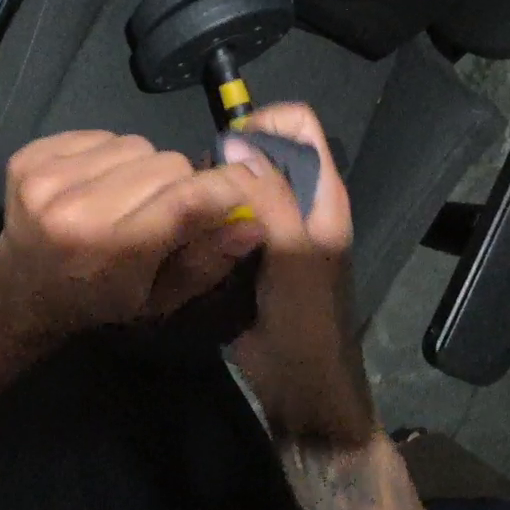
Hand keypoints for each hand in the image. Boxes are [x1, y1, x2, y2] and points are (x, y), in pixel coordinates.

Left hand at [0, 131, 267, 341]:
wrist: (20, 289)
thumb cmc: (98, 300)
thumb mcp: (159, 300)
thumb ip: (207, 262)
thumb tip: (253, 222)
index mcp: (112, 250)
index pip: (188, 199)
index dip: (225, 186)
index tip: (241, 185)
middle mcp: (75, 209)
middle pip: (167, 163)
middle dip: (179, 182)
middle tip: (164, 208)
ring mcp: (47, 178)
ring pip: (134, 143)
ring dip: (142, 166)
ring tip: (125, 196)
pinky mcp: (29, 156)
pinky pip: (98, 133)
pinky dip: (107, 154)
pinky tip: (94, 183)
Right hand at [225, 105, 375, 442]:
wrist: (301, 385)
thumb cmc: (307, 322)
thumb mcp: (294, 254)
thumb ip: (269, 198)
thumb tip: (233, 143)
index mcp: (320, 193)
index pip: (298, 126)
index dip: (263, 124)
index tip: (226, 153)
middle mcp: (296, 202)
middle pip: (259, 152)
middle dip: (227, 161)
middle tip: (203, 194)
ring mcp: (270, 230)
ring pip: (236, 186)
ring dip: (211, 193)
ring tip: (192, 217)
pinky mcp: (246, 255)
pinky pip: (222, 220)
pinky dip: (205, 220)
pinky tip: (189, 238)